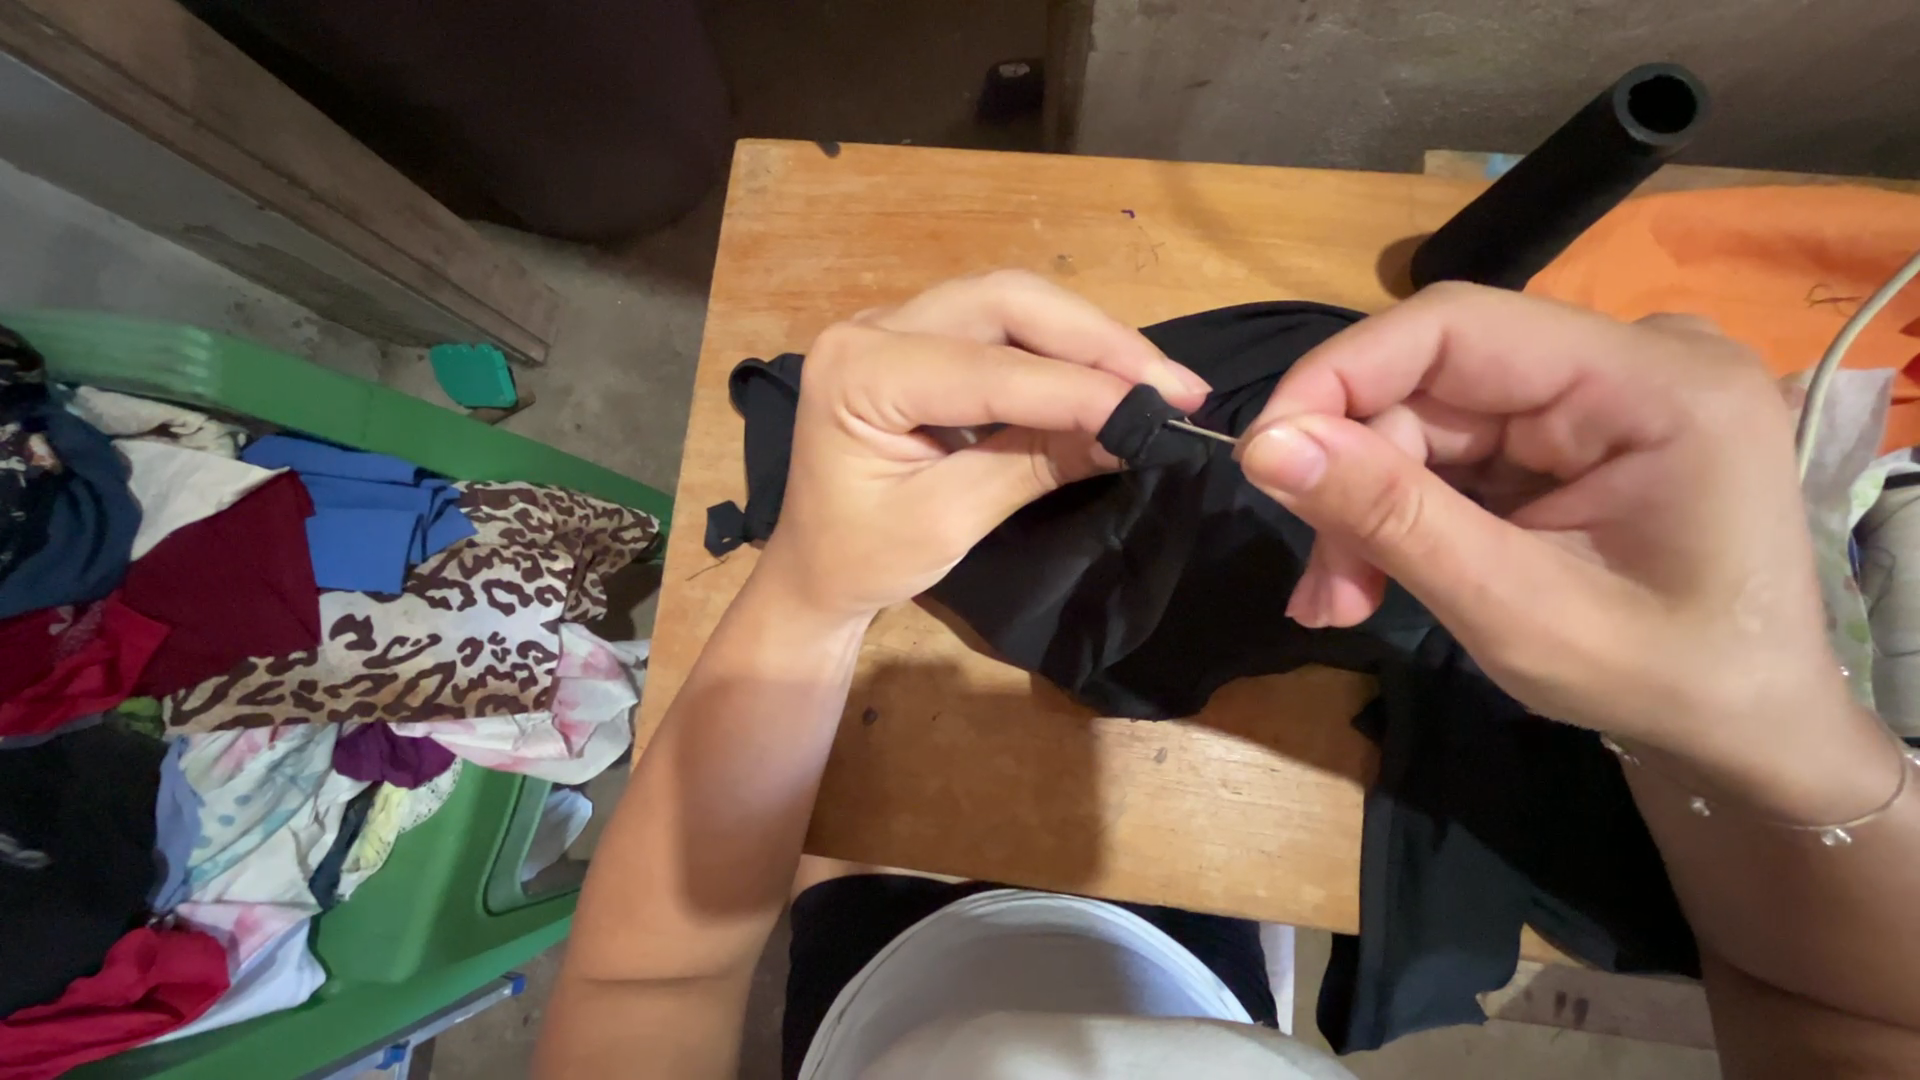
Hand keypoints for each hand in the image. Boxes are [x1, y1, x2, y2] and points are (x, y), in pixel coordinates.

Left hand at [754, 271, 1209, 622]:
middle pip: (1006, 302)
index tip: (1164, 408)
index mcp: (857, 371)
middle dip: (1097, 342)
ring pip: (1011, 305)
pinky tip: (1107, 375)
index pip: (989, 368)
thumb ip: (1035, 464)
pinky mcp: (918, 342)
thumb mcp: (949, 519)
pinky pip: (1001, 328)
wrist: (814, 569)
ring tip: (1156, 380)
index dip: (1082, 388)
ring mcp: (894, 327)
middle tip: (1174, 384)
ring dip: (1088, 340)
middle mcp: (872, 327)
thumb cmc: (864, 557)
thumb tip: (1134, 431)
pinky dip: (1060, 350)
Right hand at [1235, 283, 1867, 812]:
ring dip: (1361, 515)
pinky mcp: (1552, 432)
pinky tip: (1368, 580)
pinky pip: (1432, 456)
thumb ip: (1388, 517)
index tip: (1260, 457)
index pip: (1450, 327)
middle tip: (1321, 586)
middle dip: (1350, 484)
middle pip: (1421, 389)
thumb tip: (1260, 446)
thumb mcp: (1511, 609)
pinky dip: (1387, 518)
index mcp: (1651, 383)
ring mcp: (1584, 395)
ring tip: (1341, 602)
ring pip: (1412, 427)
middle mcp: (1620, 362)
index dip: (1335, 378)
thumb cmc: (1658, 678)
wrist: (1737, 726)